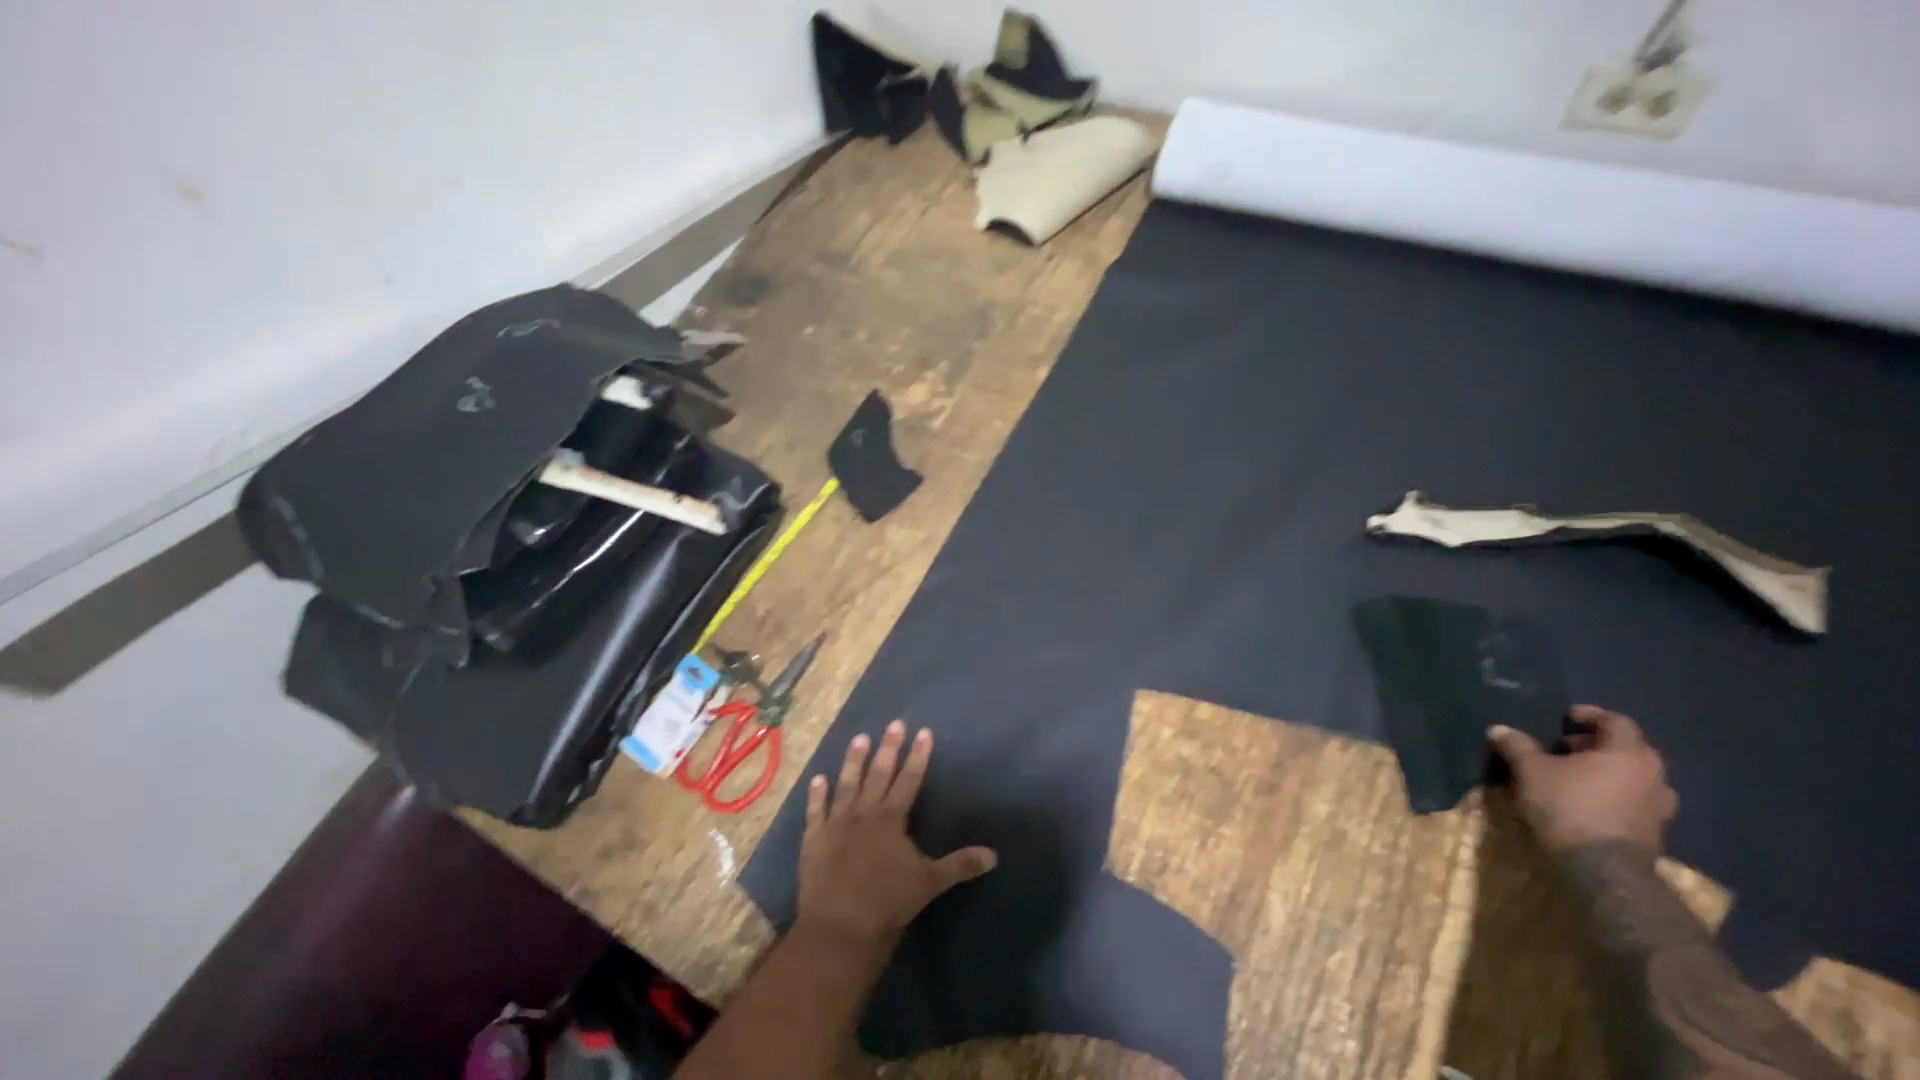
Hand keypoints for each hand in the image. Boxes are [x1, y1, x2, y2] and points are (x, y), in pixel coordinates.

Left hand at [796, 722, 997, 951]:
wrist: (839, 926)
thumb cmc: (887, 902)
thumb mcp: (929, 883)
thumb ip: (960, 865)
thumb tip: (994, 855)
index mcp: (891, 820)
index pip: (909, 780)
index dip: (918, 756)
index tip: (923, 732)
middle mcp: (863, 814)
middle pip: (877, 775)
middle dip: (888, 749)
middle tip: (894, 724)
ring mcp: (835, 825)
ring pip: (846, 786)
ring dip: (853, 762)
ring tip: (859, 738)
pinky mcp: (813, 841)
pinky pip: (815, 812)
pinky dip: (816, 795)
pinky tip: (818, 779)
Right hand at [1488, 704, 1677, 855]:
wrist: (1603, 870)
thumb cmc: (1568, 807)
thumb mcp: (1531, 772)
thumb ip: (1517, 747)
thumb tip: (1498, 729)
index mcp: (1628, 752)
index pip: (1616, 721)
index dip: (1591, 715)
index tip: (1568, 716)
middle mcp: (1653, 775)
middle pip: (1629, 749)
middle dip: (1597, 745)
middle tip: (1567, 748)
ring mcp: (1660, 807)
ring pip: (1636, 778)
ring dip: (1610, 773)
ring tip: (1579, 778)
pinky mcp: (1656, 834)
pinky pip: (1636, 803)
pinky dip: (1616, 797)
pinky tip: (1591, 804)